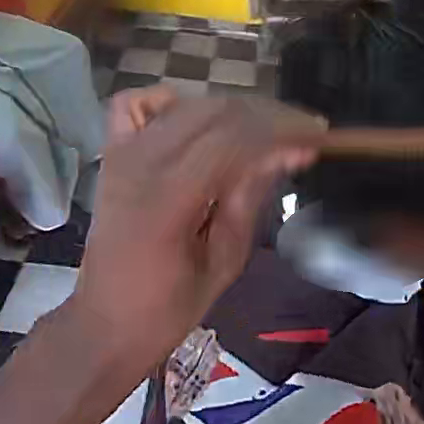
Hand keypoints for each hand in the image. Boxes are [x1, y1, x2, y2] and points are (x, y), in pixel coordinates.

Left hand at [66, 90, 323, 363]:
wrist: (106, 320)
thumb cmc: (168, 306)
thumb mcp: (224, 261)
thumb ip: (250, 198)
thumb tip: (286, 151)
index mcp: (168, 199)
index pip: (233, 139)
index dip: (280, 130)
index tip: (317, 136)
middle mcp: (141, 162)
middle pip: (214, 112)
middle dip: (266, 115)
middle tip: (302, 132)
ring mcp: (120, 153)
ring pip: (186, 103)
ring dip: (232, 110)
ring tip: (264, 130)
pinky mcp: (111, 152)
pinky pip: (136, 104)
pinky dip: (170, 102)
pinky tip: (196, 124)